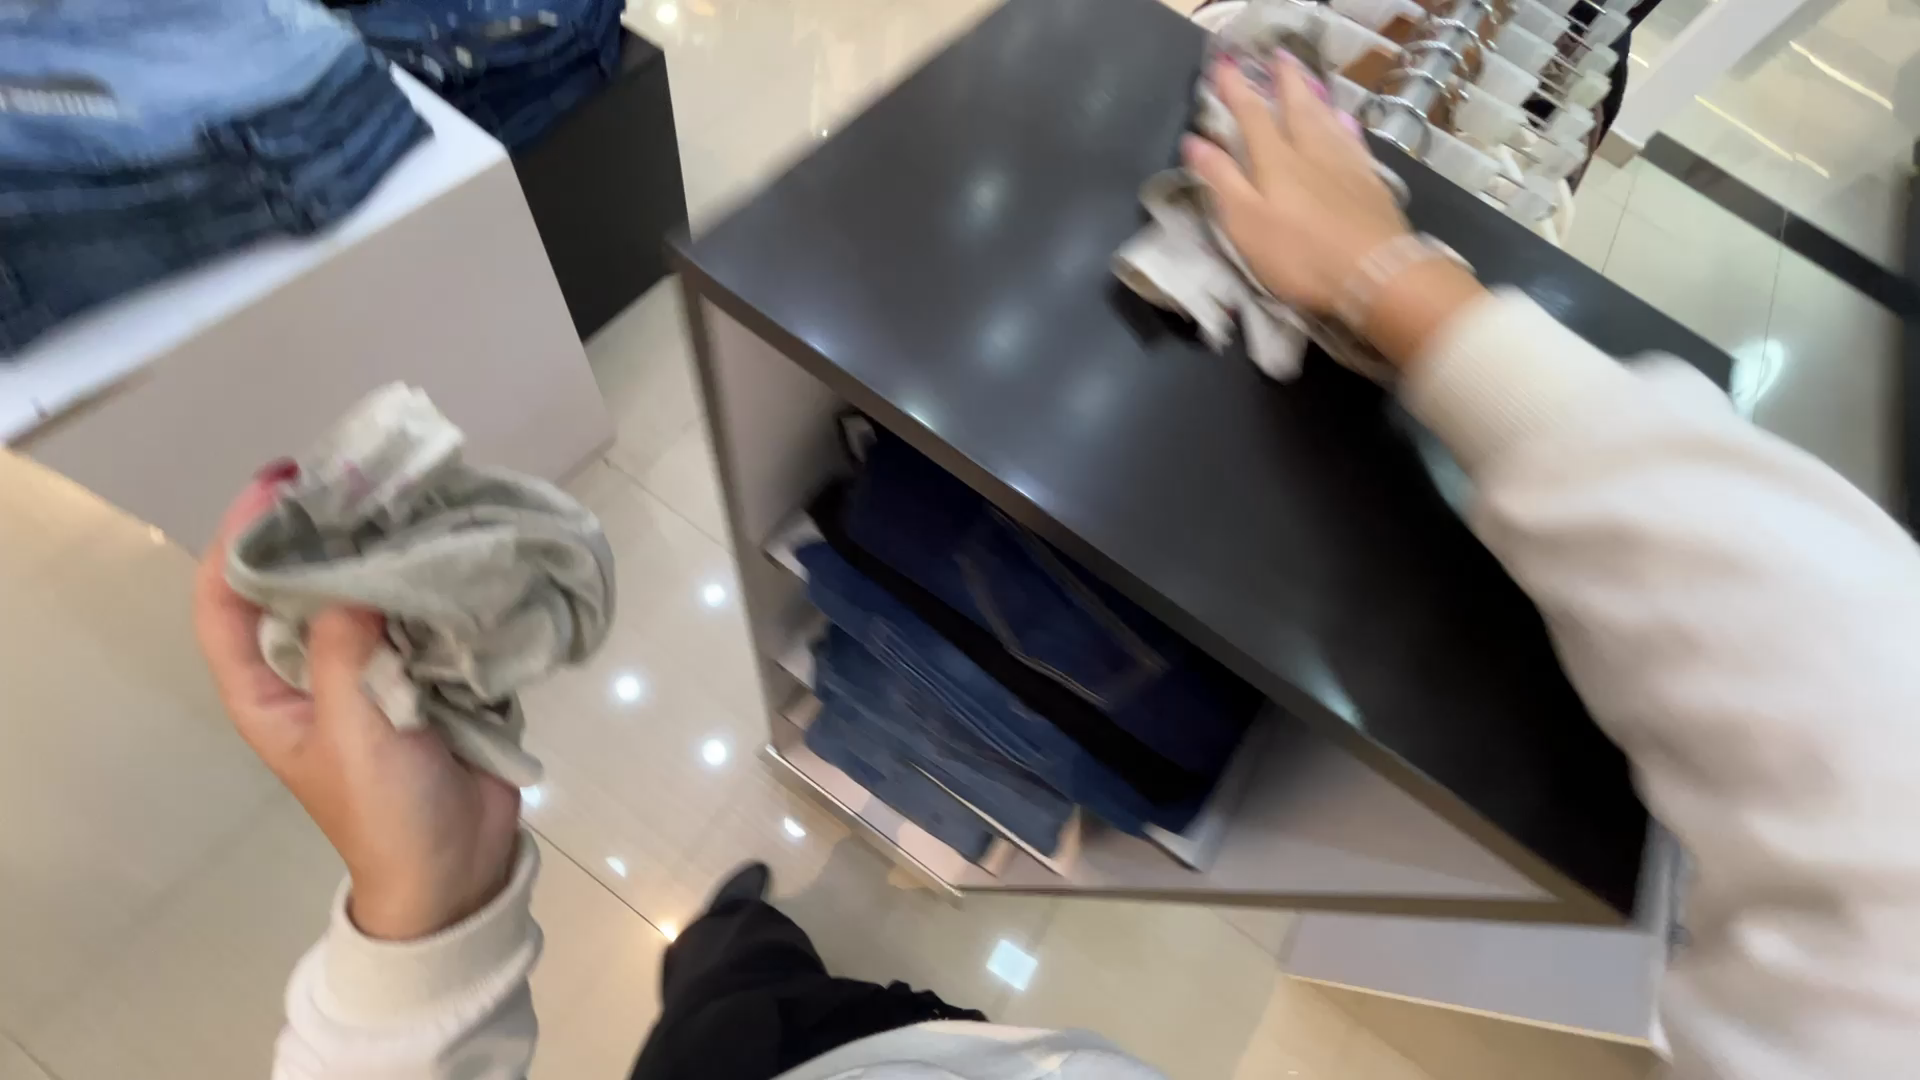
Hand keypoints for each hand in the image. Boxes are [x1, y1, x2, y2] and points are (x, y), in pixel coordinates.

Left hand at [193, 464, 521, 940]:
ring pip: (378, 600)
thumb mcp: (354, 735)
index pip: (229, 604)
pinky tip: (468, 562)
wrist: (459, 858)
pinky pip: (433, 623)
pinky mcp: (438, 677)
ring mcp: (383, 673)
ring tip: (426, 510)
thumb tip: (353, 578)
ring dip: (396, 559)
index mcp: (272, 691)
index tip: (284, 484)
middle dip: (331, 536)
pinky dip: (445, 592)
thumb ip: (348, 658)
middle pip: (308, 589)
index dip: (244, 540)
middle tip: (372, 484)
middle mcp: (321, 671)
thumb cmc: (386, 809)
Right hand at [1185, 58, 1487, 369]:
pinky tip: (1343, 120)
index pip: (1250, 115)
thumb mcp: (1245, 223)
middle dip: (1281, 80)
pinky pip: (1352, 140)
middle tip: (1276, 56)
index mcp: (1274, 160)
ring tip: (1305, 76)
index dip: (1235, 90)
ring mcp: (1344, 163)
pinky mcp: (1368, 181)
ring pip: (1325, 117)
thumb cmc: (1297, 255)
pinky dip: (1343, 124)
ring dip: (1312, 94)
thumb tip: (1195, 142)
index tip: (1222, 65)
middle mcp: (1310, 151)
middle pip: (1294, 106)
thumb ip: (1221, 180)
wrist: (1372, 272)